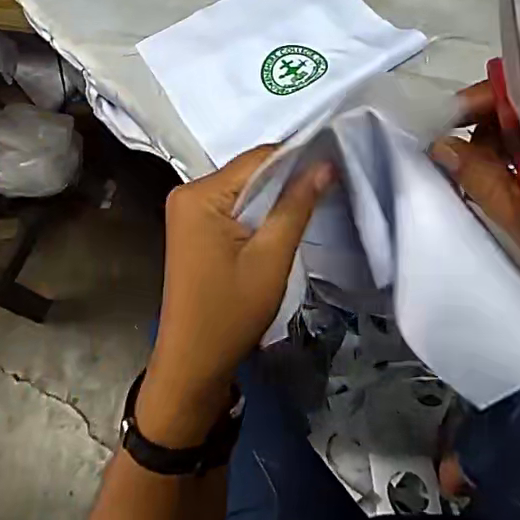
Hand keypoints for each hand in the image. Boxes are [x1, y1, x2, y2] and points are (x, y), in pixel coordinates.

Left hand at [139, 146, 334, 447]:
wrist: (192, 363)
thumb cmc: (230, 313)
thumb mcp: (271, 258)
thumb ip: (296, 206)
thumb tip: (324, 164)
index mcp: (199, 194)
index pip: (256, 159)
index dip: (296, 157)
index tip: (332, 160)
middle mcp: (188, 191)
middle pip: (248, 170)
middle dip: (286, 177)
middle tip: (327, 182)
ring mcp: (188, 208)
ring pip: (243, 187)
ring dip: (274, 194)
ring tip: (311, 199)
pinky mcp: (193, 224)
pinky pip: (232, 203)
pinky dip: (257, 209)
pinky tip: (281, 218)